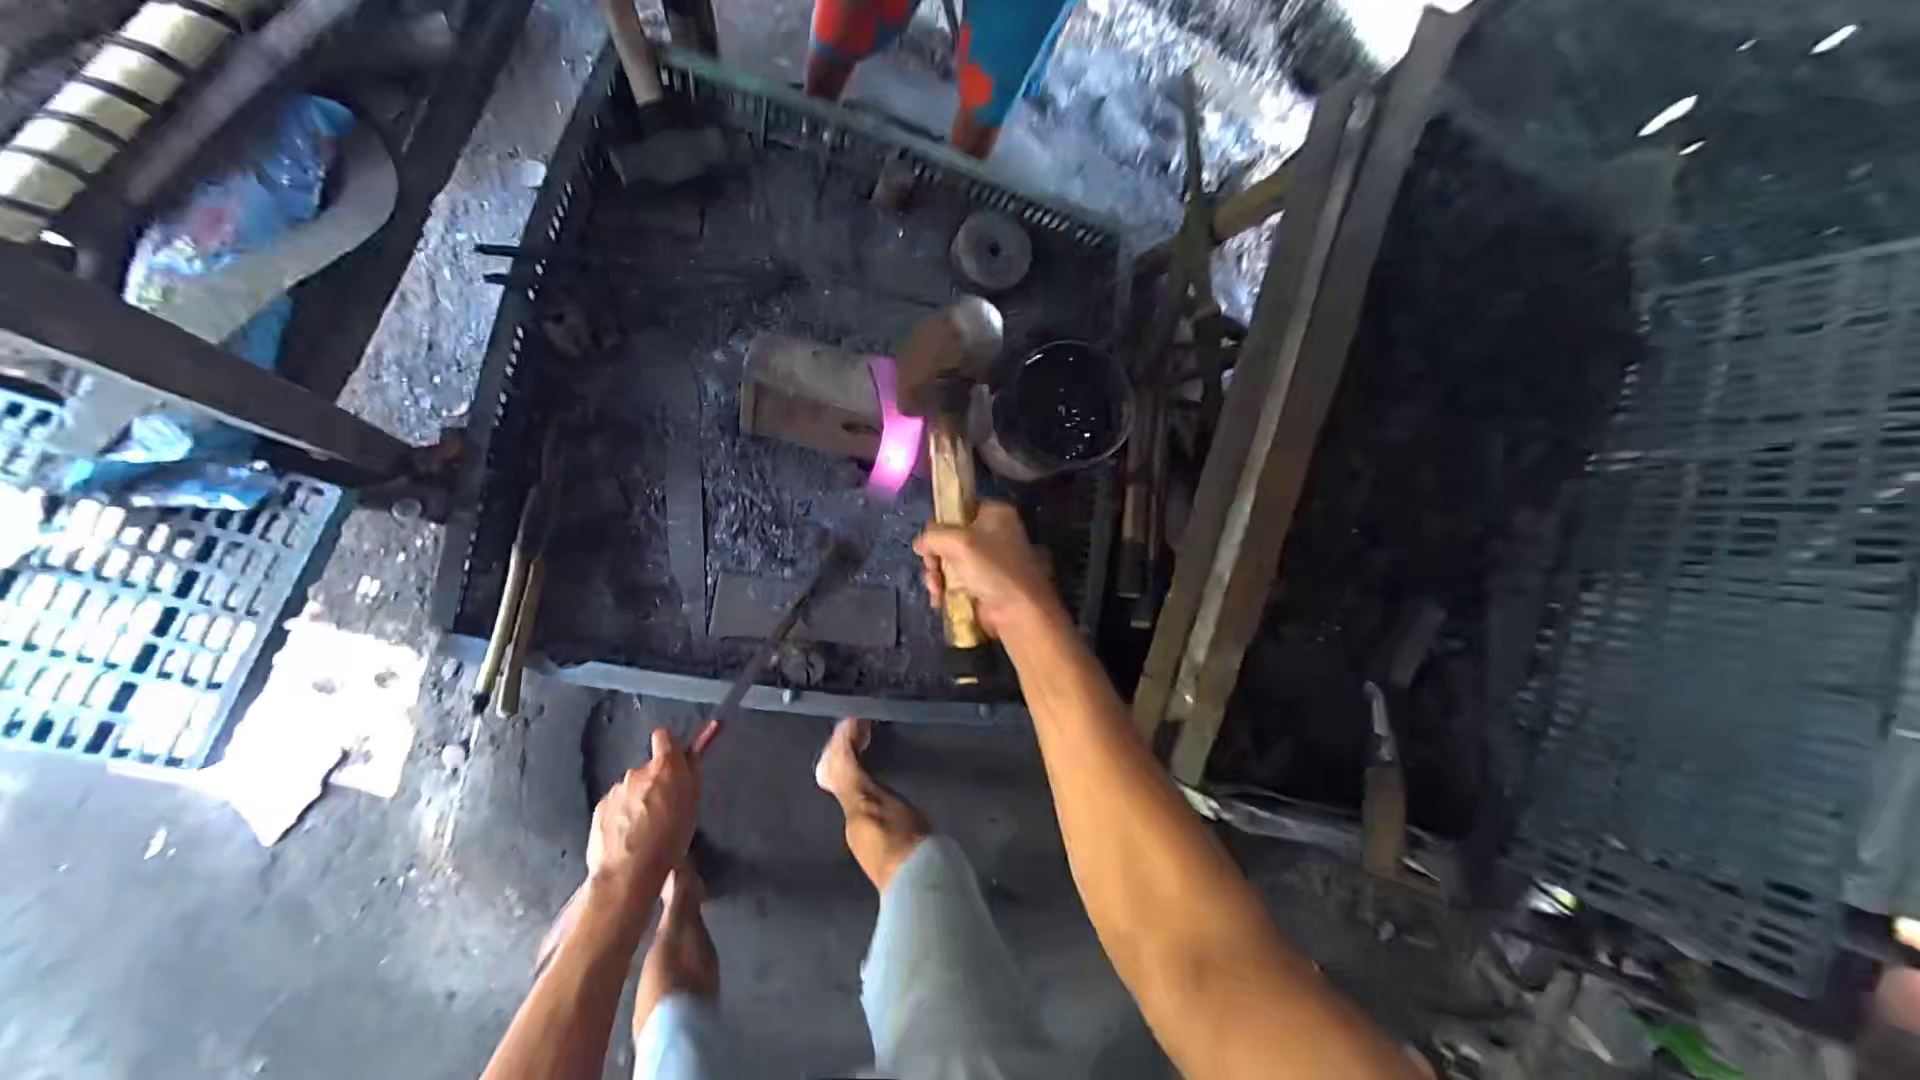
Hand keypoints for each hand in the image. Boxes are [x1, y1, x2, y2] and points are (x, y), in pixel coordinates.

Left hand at [586, 721, 716, 898]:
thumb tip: (694, 752)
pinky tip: (627, 837)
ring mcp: (616, 790)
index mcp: (664, 767)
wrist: (628, 872)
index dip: (670, 746)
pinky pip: (616, 805)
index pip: (664, 736)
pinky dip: (622, 815)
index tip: (675, 761)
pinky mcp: (599, 808)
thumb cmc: (670, 838)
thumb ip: (691, 774)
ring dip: (638, 800)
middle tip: (663, 809)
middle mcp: (637, 771)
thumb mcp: (692, 804)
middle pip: (649, 769)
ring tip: (644, 829)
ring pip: (632, 789)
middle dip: (655, 783)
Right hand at [912, 500, 1065, 637]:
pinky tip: (939, 599)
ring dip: (936, 574)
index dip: (941, 521)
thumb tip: (920, 544)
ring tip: (936, 588)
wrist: (1018, 610)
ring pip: (947, 559)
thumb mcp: (959, 542)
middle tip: (932, 567)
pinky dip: (943, 588)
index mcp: (995, 514)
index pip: (959, 506)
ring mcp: (985, 560)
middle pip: (949, 535)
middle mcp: (991, 533)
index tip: (930, 539)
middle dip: (935, 555)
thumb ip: (933, 536)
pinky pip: (953, 579)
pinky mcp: (980, 582)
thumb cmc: (992, 568)